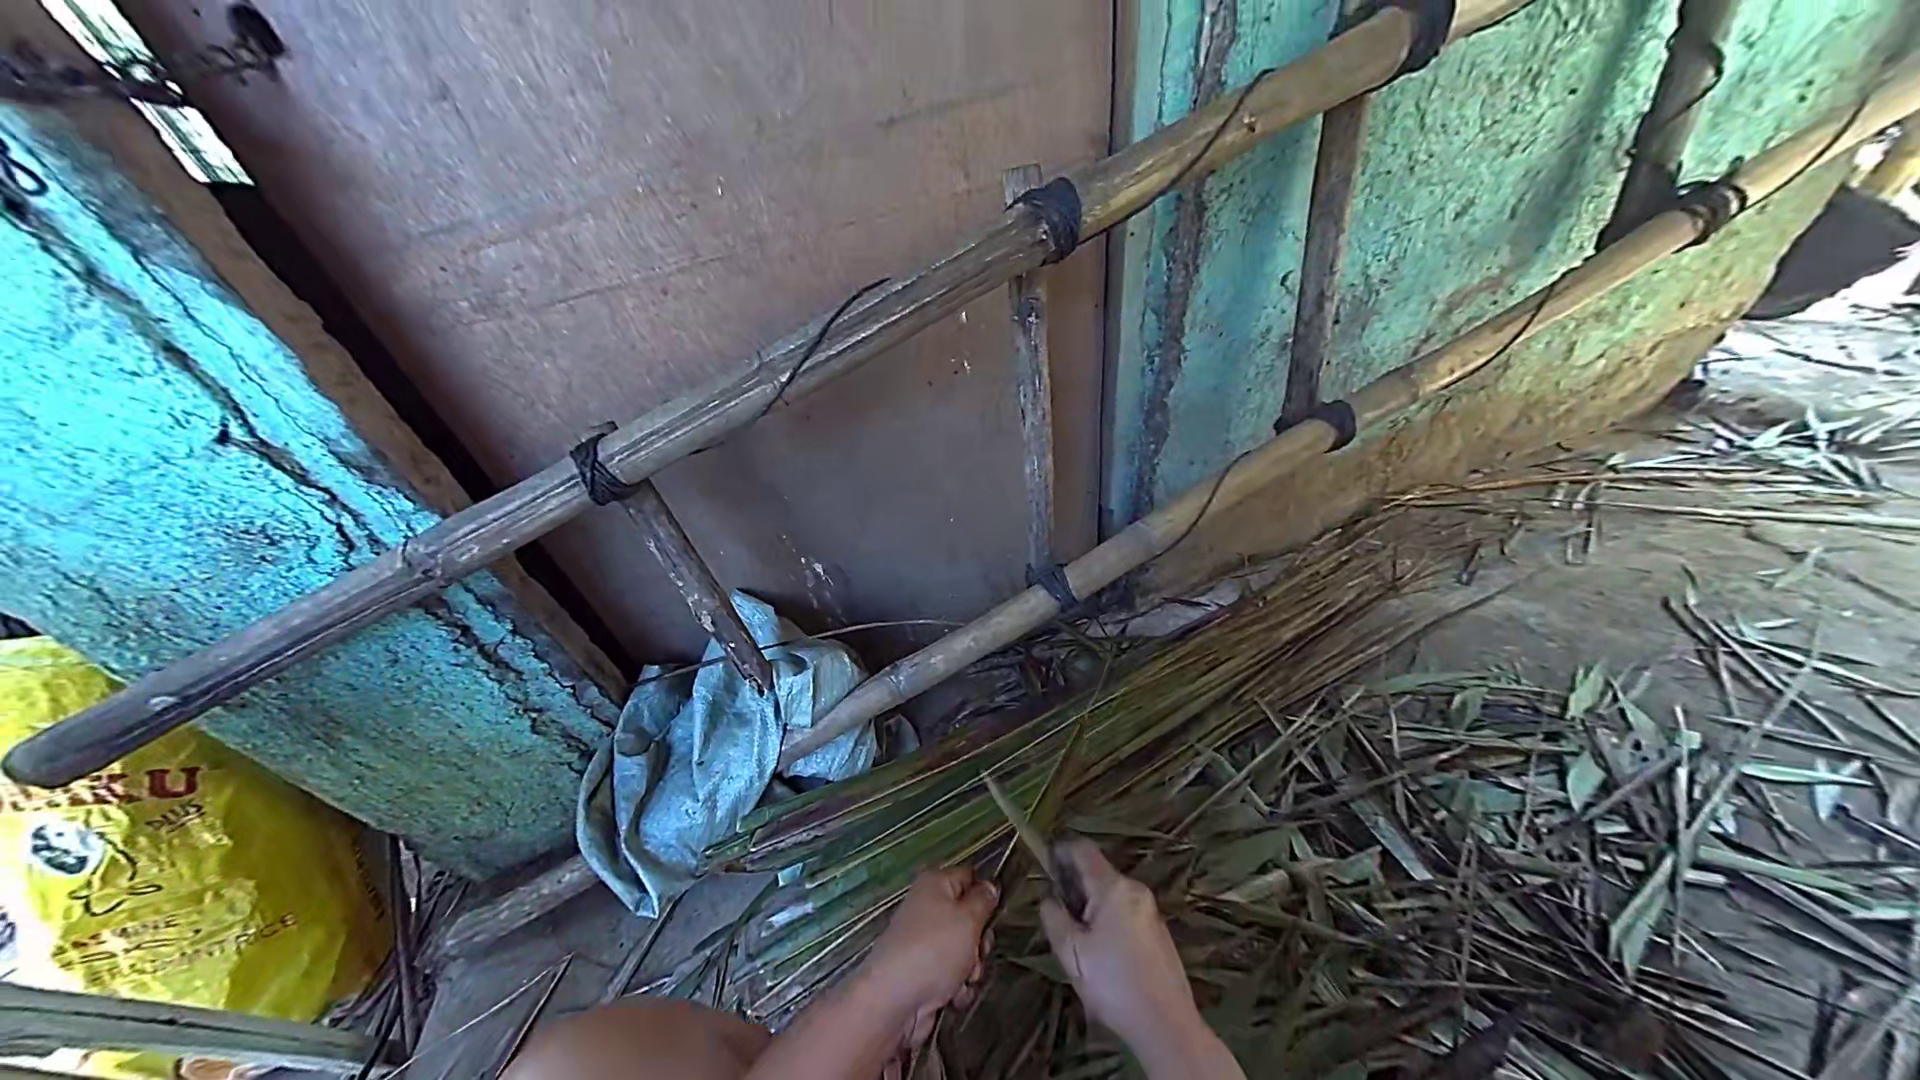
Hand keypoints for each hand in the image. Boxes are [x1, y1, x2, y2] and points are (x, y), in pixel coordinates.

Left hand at [857, 866, 997, 1043]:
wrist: (894, 1001)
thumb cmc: (934, 949)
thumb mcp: (968, 918)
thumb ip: (984, 900)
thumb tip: (989, 886)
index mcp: (935, 883)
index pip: (970, 878)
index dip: (985, 895)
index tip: (995, 913)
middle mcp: (928, 907)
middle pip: (970, 918)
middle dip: (980, 941)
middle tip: (978, 952)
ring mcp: (925, 942)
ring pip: (965, 950)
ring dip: (972, 968)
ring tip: (965, 979)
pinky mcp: (924, 972)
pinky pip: (953, 974)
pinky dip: (957, 986)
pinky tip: (953, 996)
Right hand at [1041, 839, 1230, 1074]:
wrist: (1167, 1026)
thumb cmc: (1114, 985)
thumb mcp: (1071, 953)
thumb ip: (1053, 917)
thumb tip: (1049, 897)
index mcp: (1113, 887)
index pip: (1082, 849)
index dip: (1060, 850)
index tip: (1044, 864)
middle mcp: (1135, 890)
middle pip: (1097, 872)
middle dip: (1074, 884)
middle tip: (1058, 912)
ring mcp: (1150, 910)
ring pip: (1111, 893)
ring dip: (1091, 904)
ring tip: (1079, 938)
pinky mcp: (1159, 930)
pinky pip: (1126, 910)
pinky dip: (1109, 917)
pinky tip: (1104, 951)